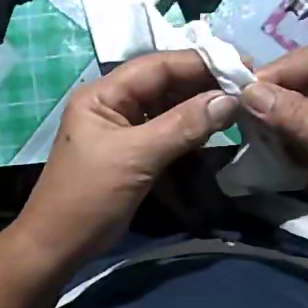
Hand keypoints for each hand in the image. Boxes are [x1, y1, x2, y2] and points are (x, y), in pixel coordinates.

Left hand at [15, 50, 236, 264]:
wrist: (59, 245)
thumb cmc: (90, 196)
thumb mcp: (136, 157)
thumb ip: (183, 126)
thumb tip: (230, 99)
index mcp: (104, 94)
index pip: (158, 66)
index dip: (200, 62)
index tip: (241, 64)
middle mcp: (114, 104)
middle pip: (166, 83)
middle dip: (205, 82)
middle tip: (248, 84)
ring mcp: (125, 129)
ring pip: (170, 107)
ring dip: (202, 105)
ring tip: (240, 102)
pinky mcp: (135, 153)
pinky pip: (169, 131)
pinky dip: (193, 129)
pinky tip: (218, 127)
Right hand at [241, 44, 307, 260]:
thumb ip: (299, 119)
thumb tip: (249, 92)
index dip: (285, 68)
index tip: (248, 88)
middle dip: (275, 91)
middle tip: (240, 106)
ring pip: (296, 103)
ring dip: (271, 114)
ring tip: (245, 124)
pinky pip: (293, 129)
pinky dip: (275, 135)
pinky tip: (258, 142)